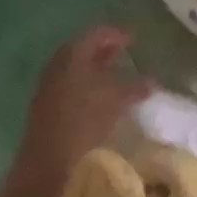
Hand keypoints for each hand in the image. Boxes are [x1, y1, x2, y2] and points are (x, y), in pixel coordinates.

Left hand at [20, 26, 151, 174]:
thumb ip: (133, 88)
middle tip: (125, 54)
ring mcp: (48, 88)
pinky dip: (87, 88)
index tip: (133, 38)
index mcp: (71, 57)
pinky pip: (70, 89)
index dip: (115, 34)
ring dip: (95, 71)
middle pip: (81, 52)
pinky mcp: (46, 109)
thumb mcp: (114, 102)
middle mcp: (56, 67)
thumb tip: (151, 82)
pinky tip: (100, 101)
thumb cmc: (83, 123)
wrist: (47, 161)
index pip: (94, 35)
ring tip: (117, 78)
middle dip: (104, 52)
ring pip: (75, 72)